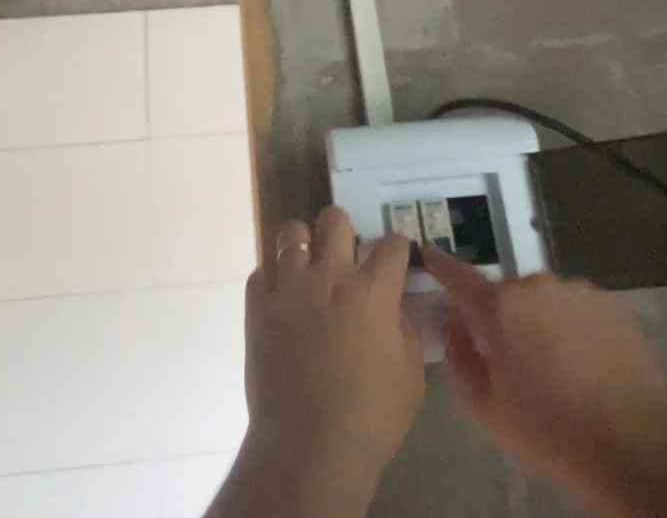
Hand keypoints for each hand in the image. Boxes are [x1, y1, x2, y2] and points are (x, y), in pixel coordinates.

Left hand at [224, 207, 421, 514]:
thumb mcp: (409, 373)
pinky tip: (284, 301)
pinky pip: (262, 270)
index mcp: (372, 290)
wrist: (309, 446)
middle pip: (335, 219)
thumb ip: (402, 327)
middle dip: (346, 232)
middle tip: (347, 256)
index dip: (399, 249)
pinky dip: (275, 279)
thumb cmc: (371, 416)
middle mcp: (328, 275)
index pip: (392, 243)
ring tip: (309, 269)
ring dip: (305, 246)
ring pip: (292, 232)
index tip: (397, 260)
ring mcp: (288, 286)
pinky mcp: (257, 305)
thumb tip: (392, 306)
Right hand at [424, 251, 666, 517]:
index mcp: (498, 307)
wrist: (635, 445)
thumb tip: (453, 322)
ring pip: (546, 301)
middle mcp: (536, 286)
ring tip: (559, 368)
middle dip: (504, 317)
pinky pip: (580, 309)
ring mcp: (579, 291)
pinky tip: (588, 365)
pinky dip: (576, 328)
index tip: (425, 252)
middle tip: (514, 360)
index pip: (458, 275)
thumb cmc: (549, 429)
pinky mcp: (614, 304)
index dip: (439, 264)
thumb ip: (459, 357)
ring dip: (543, 322)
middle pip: (507, 294)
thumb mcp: (486, 408)